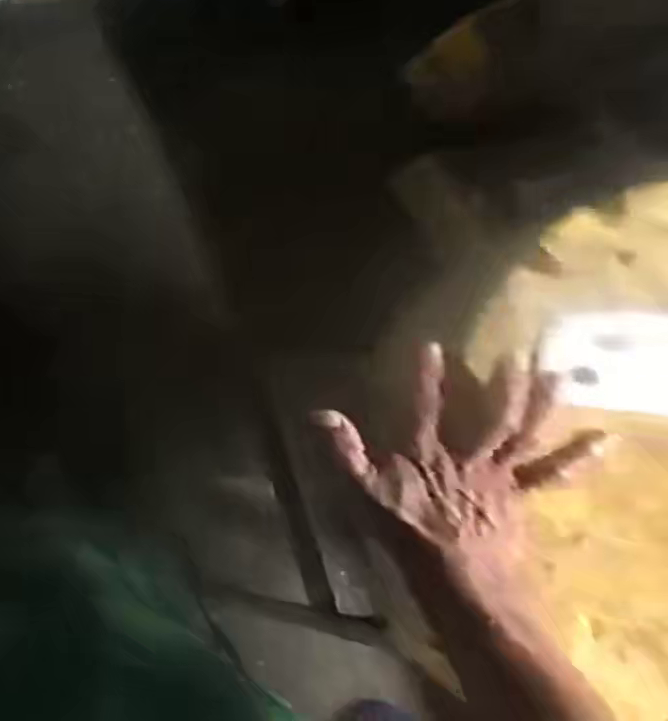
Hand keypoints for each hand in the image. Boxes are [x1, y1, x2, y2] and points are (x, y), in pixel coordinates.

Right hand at [313, 342, 606, 578]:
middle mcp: (468, 459)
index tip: (433, 346)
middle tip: (519, 354)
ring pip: (524, 436)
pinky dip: (579, 456)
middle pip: (492, 418)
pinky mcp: (519, 495)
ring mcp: (500, 477)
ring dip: (542, 406)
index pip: (425, 407)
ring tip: (559, 376)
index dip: (427, 377)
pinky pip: (552, 473)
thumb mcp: (363, 490)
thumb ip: (345, 451)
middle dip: (504, 385)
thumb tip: (321, 412)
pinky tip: (604, 439)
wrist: (464, 579)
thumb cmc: (405, 530)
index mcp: (425, 454)